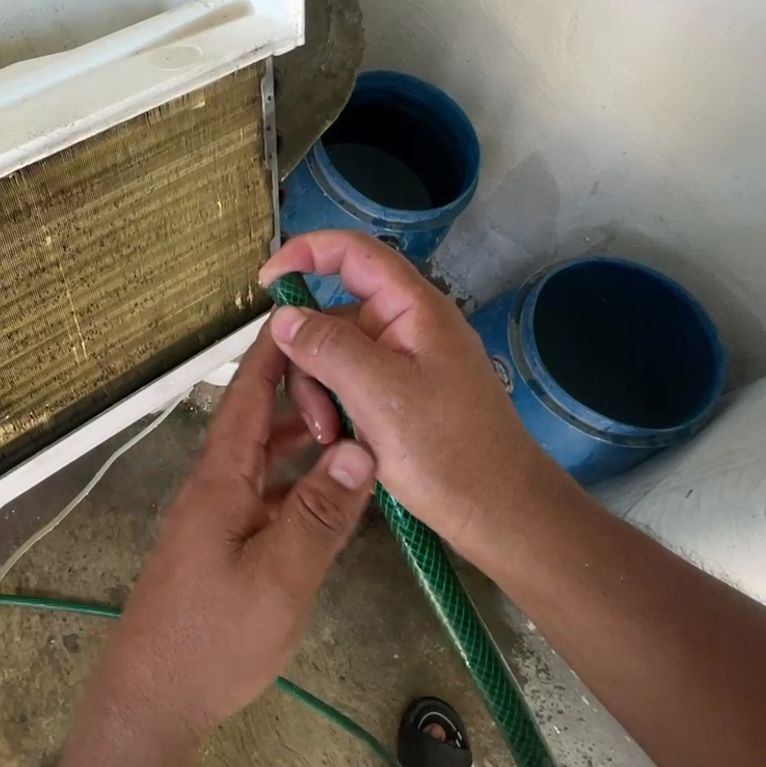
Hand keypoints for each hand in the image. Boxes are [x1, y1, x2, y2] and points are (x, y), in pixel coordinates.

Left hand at [51, 325, 376, 766]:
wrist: (156, 692)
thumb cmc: (213, 633)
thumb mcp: (278, 577)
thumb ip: (318, 516)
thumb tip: (358, 450)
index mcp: (222, 474)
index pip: (247, 393)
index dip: (272, 350)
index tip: (302, 310)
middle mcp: (218, 480)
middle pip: (259, 415)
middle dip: (300, 385)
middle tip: (351, 364)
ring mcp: (222, 510)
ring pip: (266, 452)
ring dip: (303, 430)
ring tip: (353, 414)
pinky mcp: (228, 538)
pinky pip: (269, 487)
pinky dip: (300, 474)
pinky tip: (331, 481)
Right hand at [258, 230, 576, 557]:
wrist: (499, 513)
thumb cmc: (448, 449)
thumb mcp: (380, 394)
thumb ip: (328, 347)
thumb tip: (282, 317)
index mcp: (412, 308)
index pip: (353, 253)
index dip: (305, 252)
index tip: (265, 284)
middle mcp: (403, 325)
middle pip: (331, 312)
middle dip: (306, 353)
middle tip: (310, 408)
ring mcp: (398, 361)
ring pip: (330, 352)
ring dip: (316, 388)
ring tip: (328, 434)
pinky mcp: (393, 393)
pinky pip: (344, 381)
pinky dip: (331, 404)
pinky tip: (338, 439)